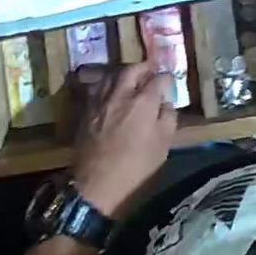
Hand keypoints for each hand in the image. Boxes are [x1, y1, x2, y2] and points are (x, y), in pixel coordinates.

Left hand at [71, 59, 177, 218]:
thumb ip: (168, 118)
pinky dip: (107, 85)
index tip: (169, 82)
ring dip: (123, 74)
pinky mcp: (86, 111)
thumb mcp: (163, 144)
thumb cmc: (137, 167)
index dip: (166, 78)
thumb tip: (166, 103)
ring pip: (111, 75)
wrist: (97, 186)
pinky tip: (111, 93)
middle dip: (144, 68)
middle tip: (150, 71)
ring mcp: (100, 101)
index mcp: (143, 101)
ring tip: (130, 79)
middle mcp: (121, 94)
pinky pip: (97, 89)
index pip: (158, 79)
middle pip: (132, 69)